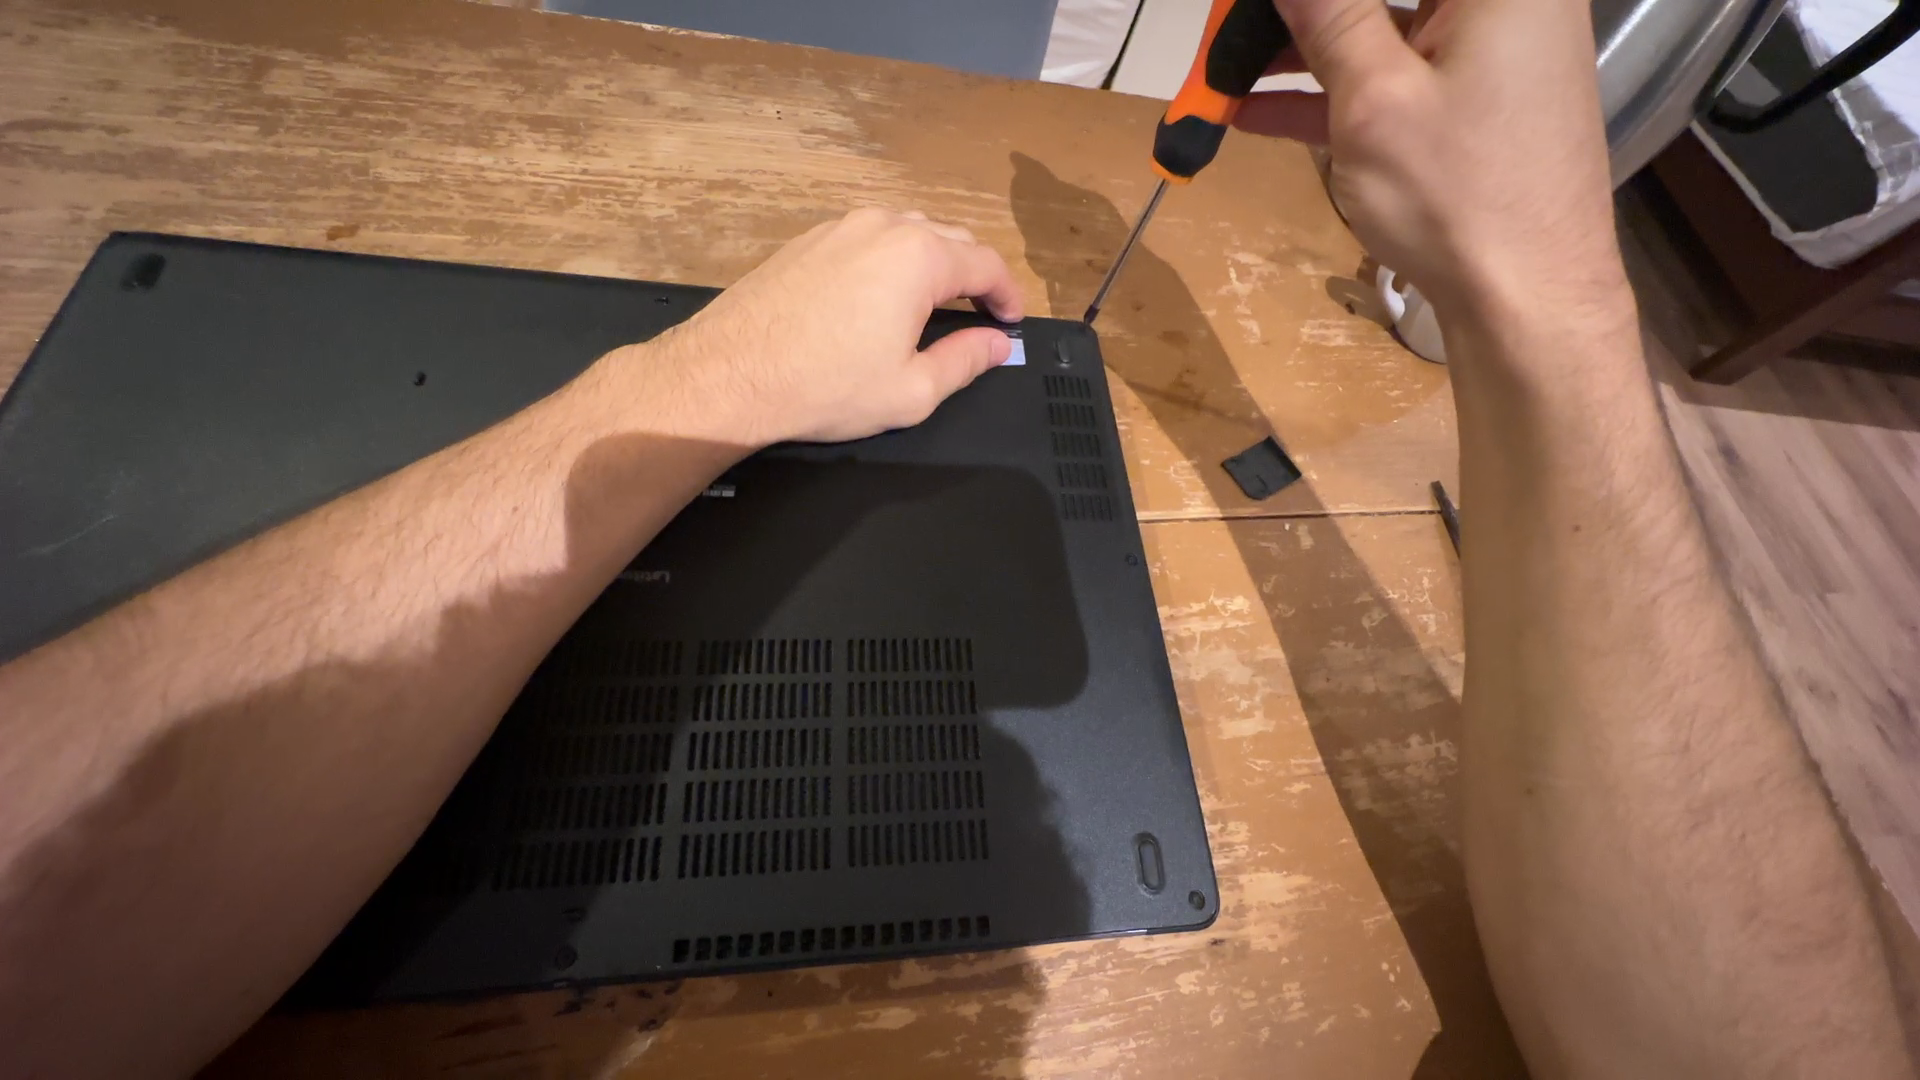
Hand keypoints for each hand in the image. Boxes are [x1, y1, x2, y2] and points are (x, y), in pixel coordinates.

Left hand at [649, 208, 1023, 445]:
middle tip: (982, 313)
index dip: (1009, 293)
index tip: (1014, 319)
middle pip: (950, 239)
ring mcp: (840, 227)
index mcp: (919, 258)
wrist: (731, 375)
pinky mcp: (809, 240)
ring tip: (937, 304)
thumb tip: (998, 344)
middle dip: (975, 275)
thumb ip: (966, 361)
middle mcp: (883, 226)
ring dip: (934, 264)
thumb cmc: (828, 388)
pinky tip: (883, 296)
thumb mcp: (912, 390)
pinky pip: (868, 240)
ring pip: (908, 233)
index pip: (986, 263)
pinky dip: (892, 262)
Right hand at [1235, 0, 1630, 326]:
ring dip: (1299, 52)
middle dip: (1302, 13)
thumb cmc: (1453, 191)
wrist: (1523, 292)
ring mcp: (1482, 51)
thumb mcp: (1375, 101)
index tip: (1246, 11)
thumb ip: (1332, 18)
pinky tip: (1255, 110)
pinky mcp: (1462, 103)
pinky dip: (1324, 94)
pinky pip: (1385, 79)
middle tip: (1229, 33)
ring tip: (1222, 73)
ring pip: (1376, 31)